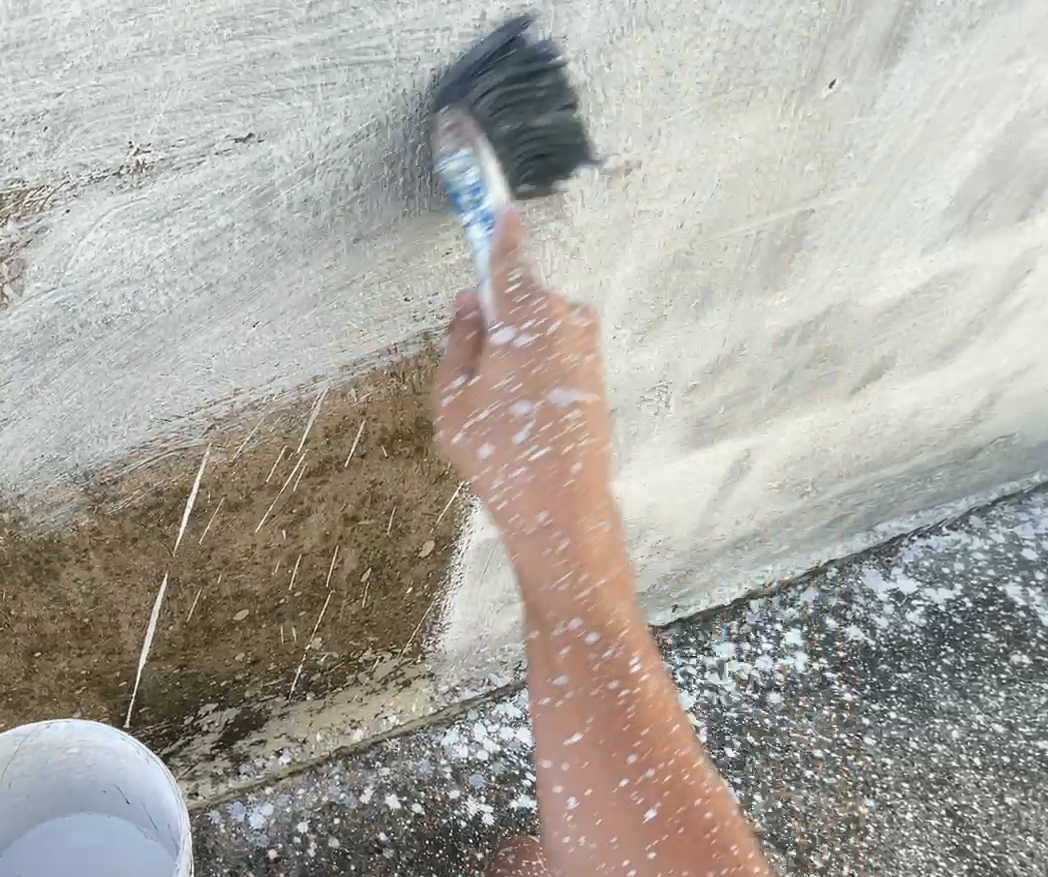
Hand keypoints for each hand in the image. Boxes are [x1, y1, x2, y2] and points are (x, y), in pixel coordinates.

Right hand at [433, 207, 619, 595]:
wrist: (559, 505)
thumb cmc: (497, 451)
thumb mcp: (453, 396)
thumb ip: (459, 340)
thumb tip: (468, 301)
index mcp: (526, 316)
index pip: (505, 258)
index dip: (494, 229)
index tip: (496, 199)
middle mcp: (565, 319)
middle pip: (519, 297)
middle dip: (493, 318)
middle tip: (469, 376)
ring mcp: (586, 346)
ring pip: (535, 327)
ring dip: (511, 349)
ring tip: (494, 408)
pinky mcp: (594, 372)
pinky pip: (552, 350)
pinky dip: (530, 367)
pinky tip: (519, 414)